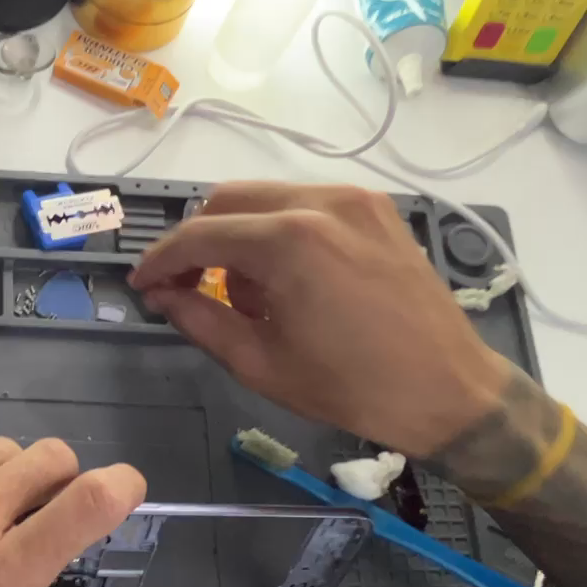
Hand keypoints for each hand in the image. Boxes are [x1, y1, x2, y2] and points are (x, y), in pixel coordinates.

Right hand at [128, 182, 512, 455]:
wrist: (444, 388)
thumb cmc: (346, 386)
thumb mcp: (257, 362)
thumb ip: (198, 319)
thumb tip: (162, 296)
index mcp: (289, 242)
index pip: (199, 235)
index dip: (160, 260)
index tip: (141, 284)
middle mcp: (320, 202)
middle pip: (227, 200)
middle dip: (194, 242)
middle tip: (182, 287)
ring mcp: (353, 199)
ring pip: (263, 199)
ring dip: (234, 238)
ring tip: (241, 295)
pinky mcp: (374, 208)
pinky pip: (301, 205)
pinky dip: (274, 232)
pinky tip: (280, 279)